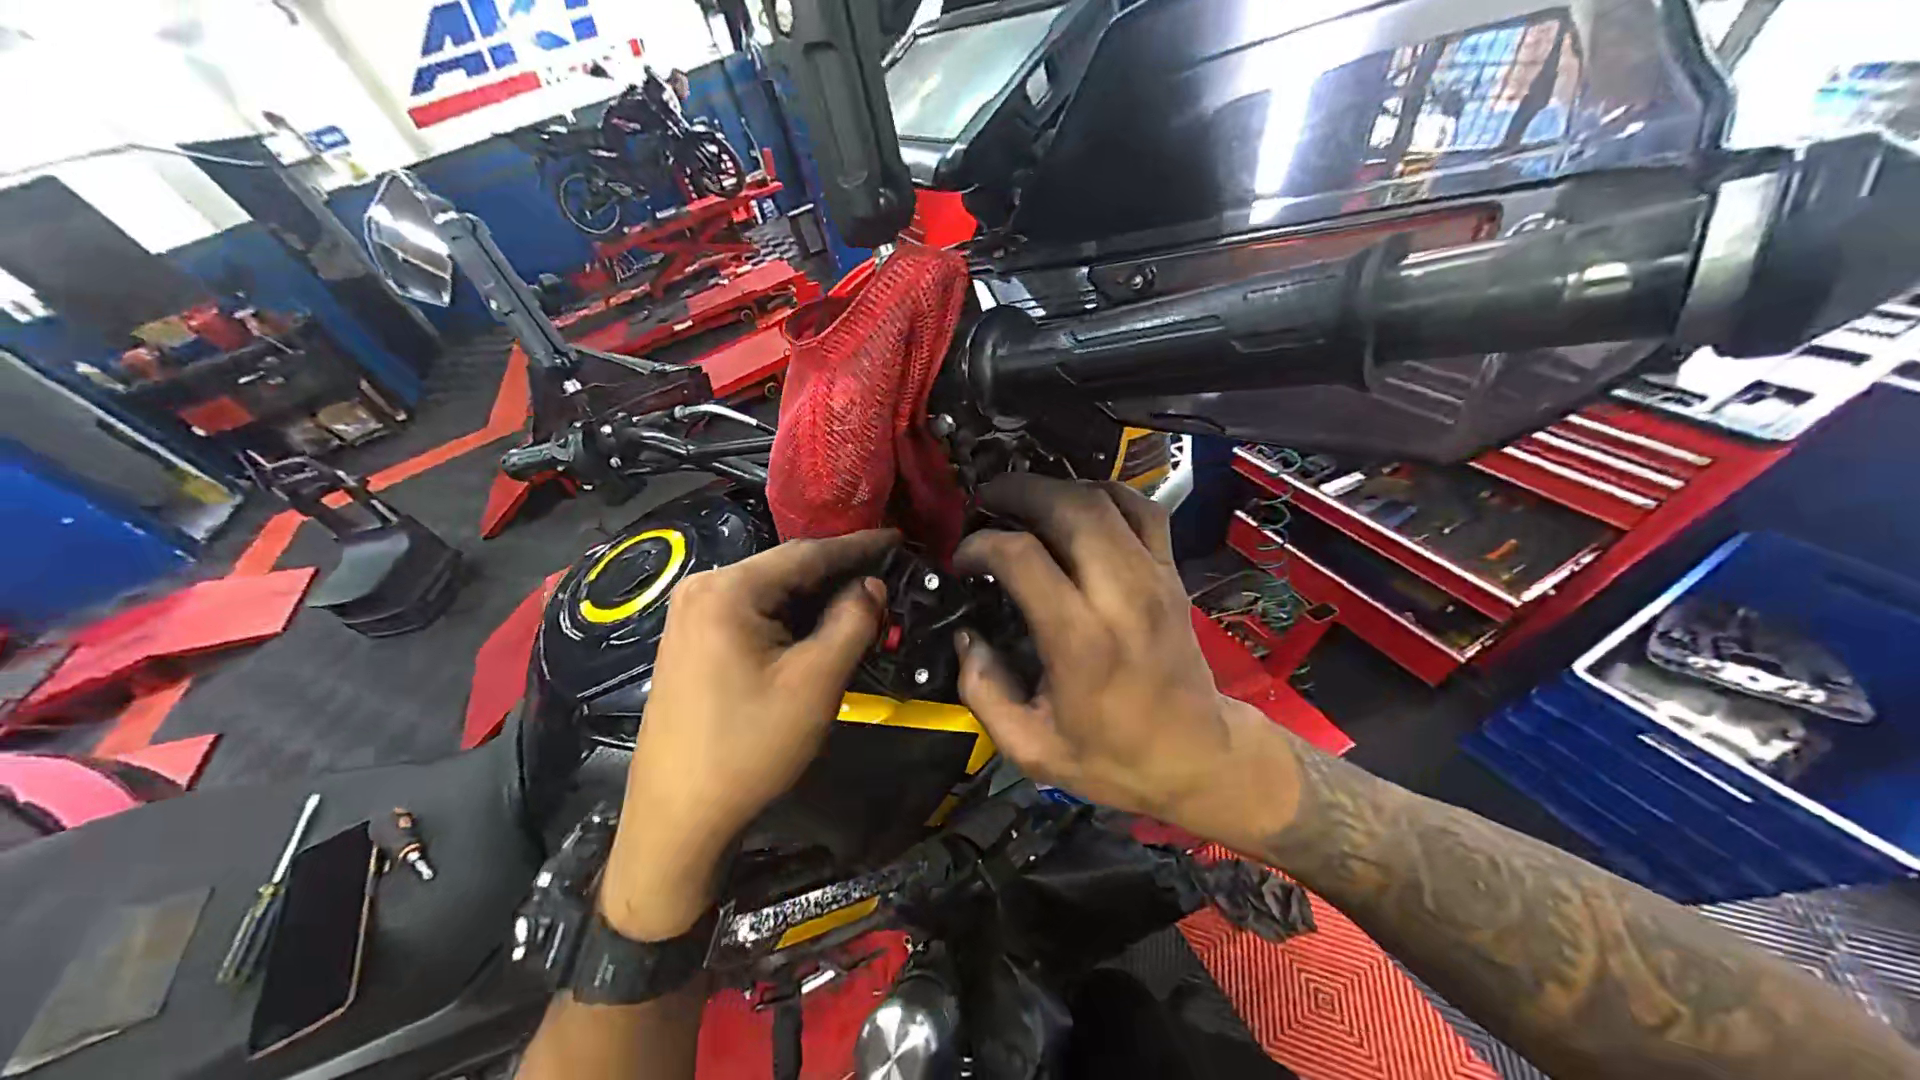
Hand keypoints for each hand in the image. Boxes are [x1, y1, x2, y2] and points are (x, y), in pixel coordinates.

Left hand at [601, 529, 898, 940]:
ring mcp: (690, 616)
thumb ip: (852, 621)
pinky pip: (751, 614)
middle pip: (785, 570)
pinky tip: (818, 627)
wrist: (678, 817)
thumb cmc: (749, 746)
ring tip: (864, 600)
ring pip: (770, 593)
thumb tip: (872, 584)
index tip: (898, 538)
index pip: (806, 553)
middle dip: (838, 574)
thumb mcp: (816, 681)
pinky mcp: (691, 642)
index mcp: (727, 589)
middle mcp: (702, 589)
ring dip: (815, 598)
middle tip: (888, 575)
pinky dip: (789, 618)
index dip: (858, 546)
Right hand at [953, 475, 1282, 828]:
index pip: (1022, 558)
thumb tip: (967, 636)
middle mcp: (1121, 596)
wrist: (1198, 758)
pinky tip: (1078, 505)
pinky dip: (1105, 493)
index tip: (962, 561)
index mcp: (1081, 641)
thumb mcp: (1031, 747)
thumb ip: (984, 691)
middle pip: (1068, 508)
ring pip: (1105, 498)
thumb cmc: (1114, 758)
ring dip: (1057, 487)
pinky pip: (1142, 508)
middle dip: (1016, 492)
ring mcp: (1154, 577)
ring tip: (1024, 501)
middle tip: (984, 503)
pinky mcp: (1171, 573)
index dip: (980, 545)